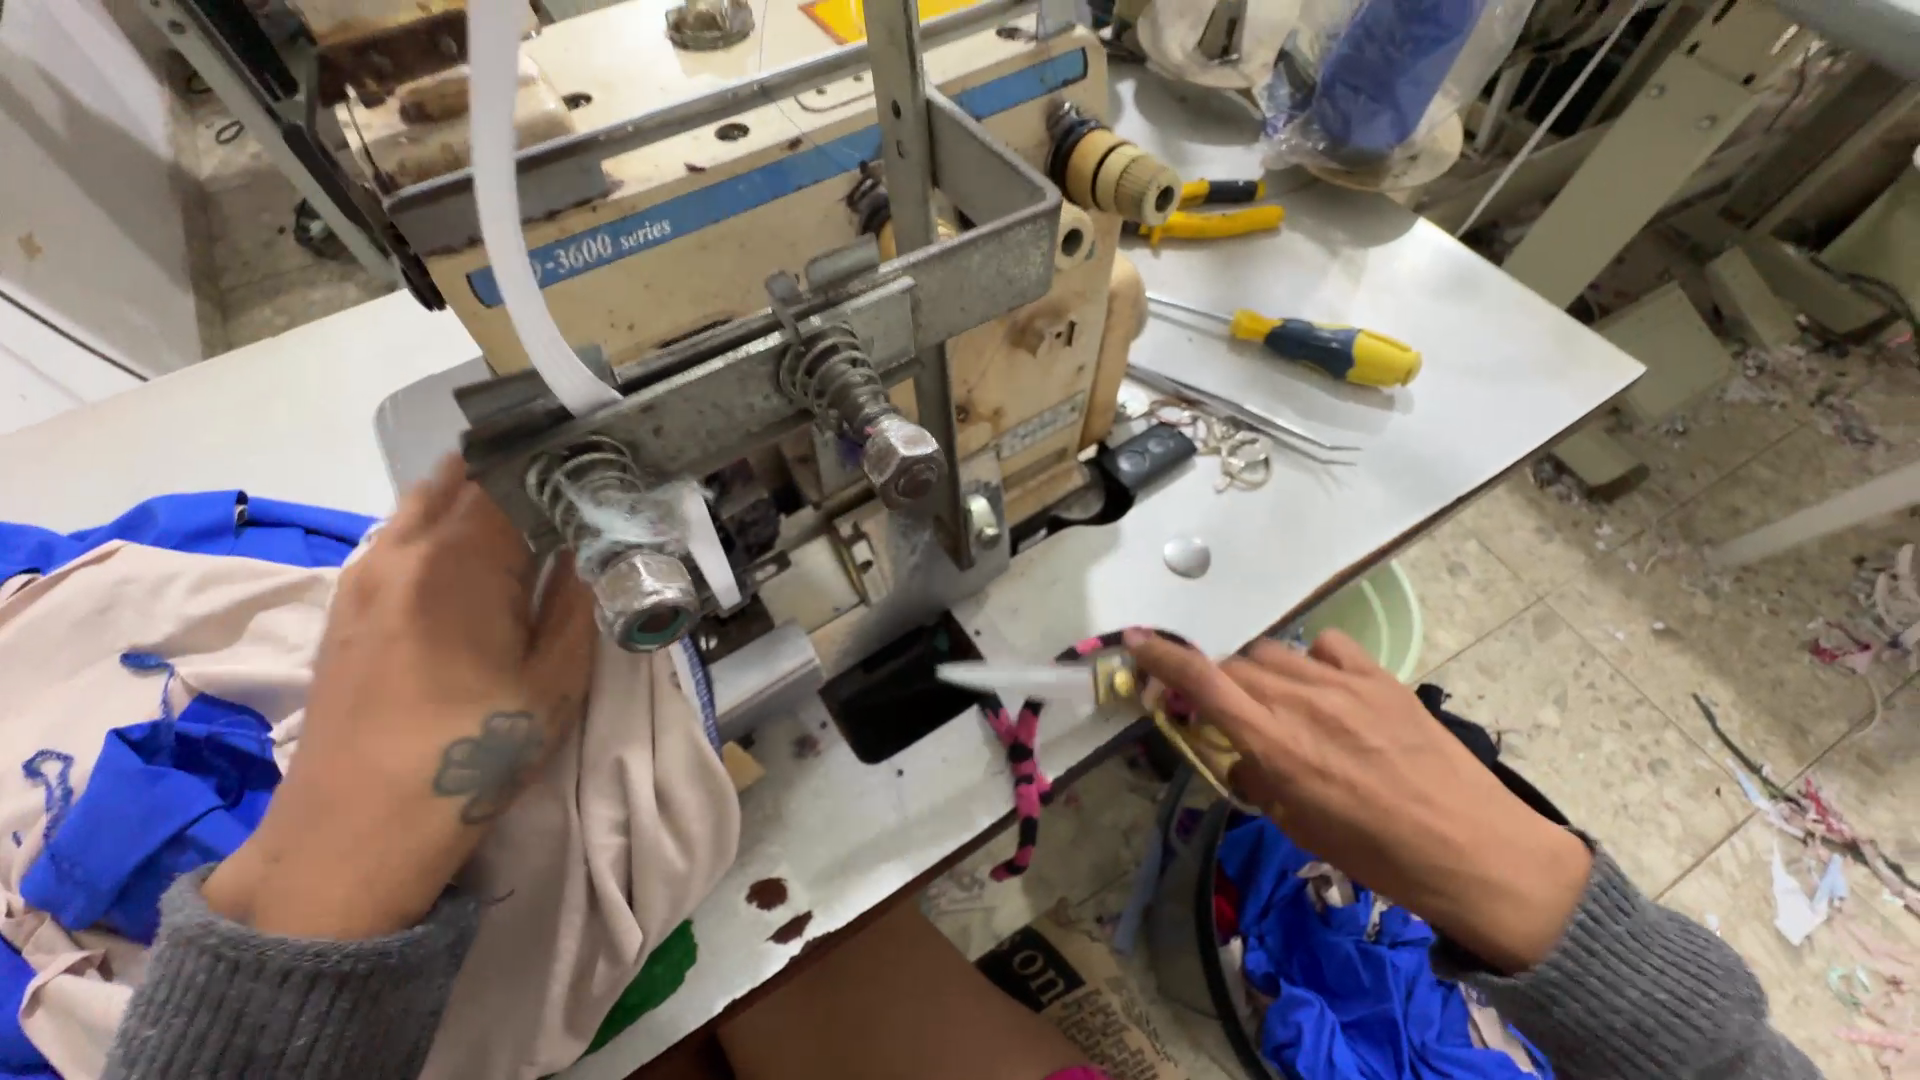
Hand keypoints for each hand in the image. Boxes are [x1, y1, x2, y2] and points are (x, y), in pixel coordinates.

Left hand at [205, 456, 596, 939]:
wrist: (356, 828)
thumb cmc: (476, 751)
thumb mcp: (556, 679)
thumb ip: (578, 600)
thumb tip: (586, 547)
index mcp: (461, 560)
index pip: (515, 476)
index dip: (561, 468)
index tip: (602, 475)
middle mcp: (404, 548)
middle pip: (465, 477)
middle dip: (522, 474)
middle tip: (573, 496)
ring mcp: (366, 572)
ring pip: (427, 502)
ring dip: (479, 498)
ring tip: (530, 521)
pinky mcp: (348, 601)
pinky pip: (401, 535)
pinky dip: (442, 527)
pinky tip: (474, 561)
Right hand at [1127, 629, 1591, 973]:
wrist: (1475, 852)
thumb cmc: (1376, 855)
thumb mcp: (1297, 826)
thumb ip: (1257, 777)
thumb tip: (1238, 752)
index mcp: (1275, 743)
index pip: (1202, 682)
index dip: (1162, 658)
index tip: (1136, 641)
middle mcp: (1301, 701)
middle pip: (1233, 665)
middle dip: (1214, 681)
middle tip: (1220, 707)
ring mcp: (1343, 683)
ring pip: (1273, 652)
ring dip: (1258, 673)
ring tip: (1275, 701)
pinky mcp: (1381, 677)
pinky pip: (1326, 646)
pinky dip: (1310, 660)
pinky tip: (1323, 686)